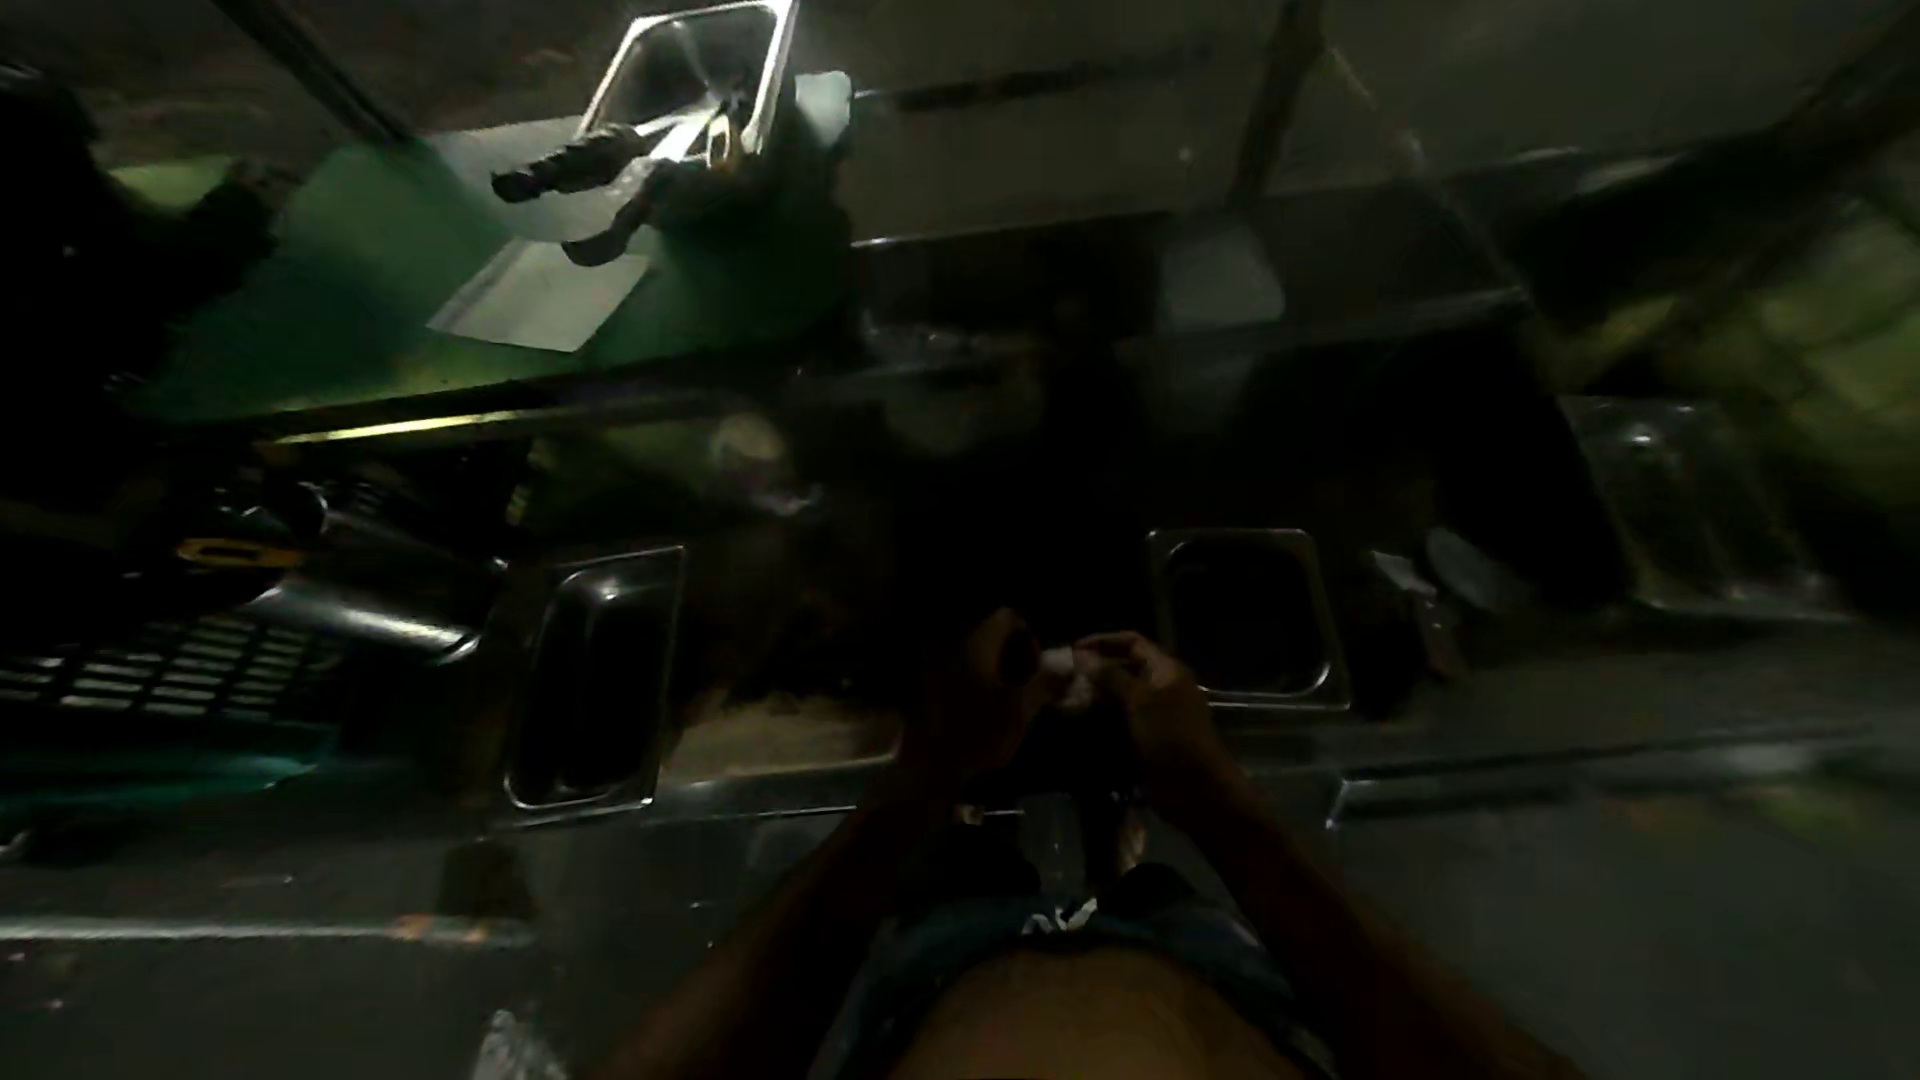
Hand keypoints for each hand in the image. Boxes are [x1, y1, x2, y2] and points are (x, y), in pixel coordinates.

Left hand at [897, 609, 1060, 797]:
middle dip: (1013, 653)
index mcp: (978, 646)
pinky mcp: (929, 682)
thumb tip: (1064, 669)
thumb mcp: (1020, 712)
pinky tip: (983, 706)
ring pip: (977, 651)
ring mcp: (938, 663)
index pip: (1007, 617)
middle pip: (991, 632)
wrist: (928, 768)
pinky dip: (978, 677)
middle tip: (1026, 685)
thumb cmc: (978, 736)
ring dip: (996, 667)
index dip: (1027, 637)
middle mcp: (956, 646)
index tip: (1035, 668)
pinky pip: (961, 667)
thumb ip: (1043, 684)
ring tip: (1007, 698)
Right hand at [1074, 631, 1238, 818]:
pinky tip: (1079, 717)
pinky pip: (1119, 715)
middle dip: (1095, 667)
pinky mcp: (1145, 734)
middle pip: (1124, 666)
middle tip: (1066, 674)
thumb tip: (1081, 656)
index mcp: (1165, 670)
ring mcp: (1153, 711)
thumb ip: (1110, 675)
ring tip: (1067, 695)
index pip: (1132, 642)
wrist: (1196, 789)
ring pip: (1119, 692)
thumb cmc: (1170, 736)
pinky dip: (1100, 713)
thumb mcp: (1138, 700)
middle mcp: (1160, 685)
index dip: (1103, 641)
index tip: (1074, 649)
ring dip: (1095, 691)